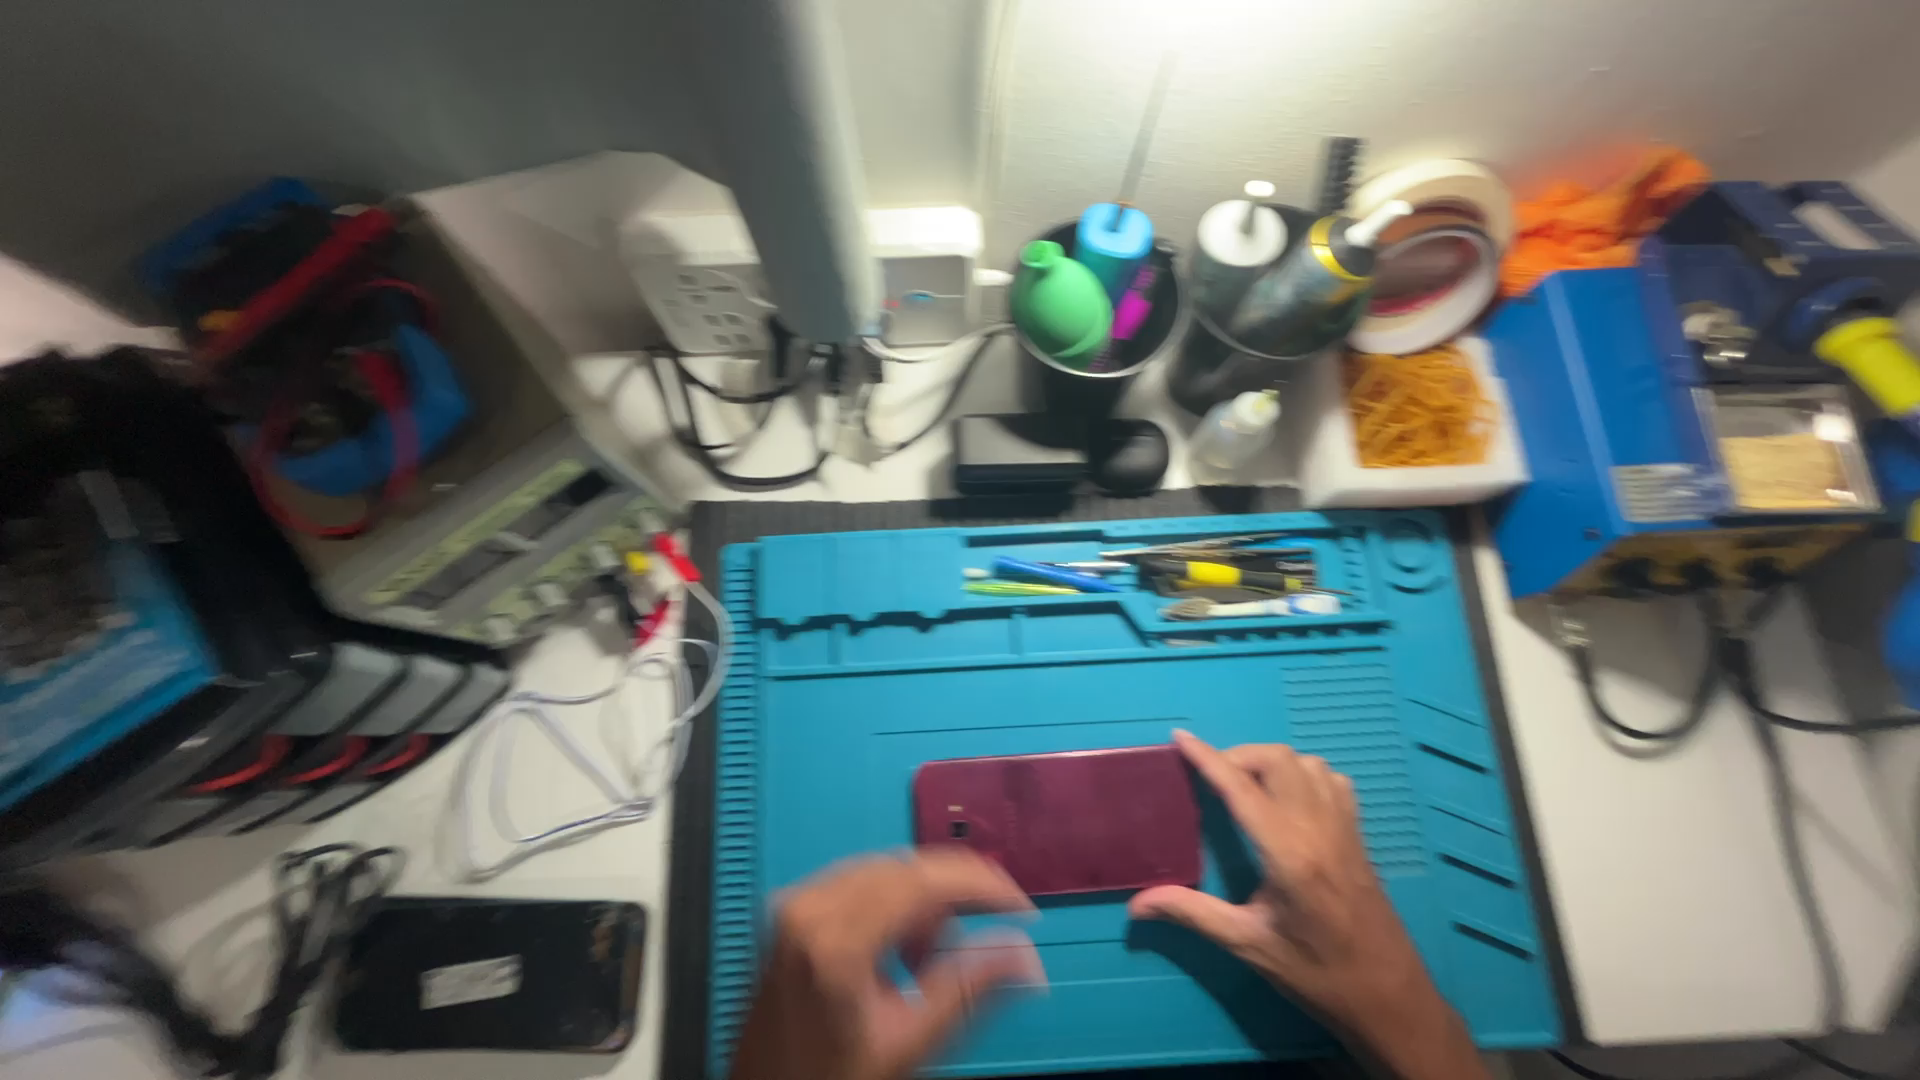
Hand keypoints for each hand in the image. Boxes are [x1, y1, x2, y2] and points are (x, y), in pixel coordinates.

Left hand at [729, 850, 1046, 1079]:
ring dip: (922, 905)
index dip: (982, 886)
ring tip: (927, 964)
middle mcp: (810, 907)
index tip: (1019, 908)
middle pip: (907, 868)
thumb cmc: (826, 1079)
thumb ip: (969, 990)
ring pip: (886, 871)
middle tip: (981, 942)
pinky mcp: (793, 907)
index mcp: (835, 941)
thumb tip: (1024, 957)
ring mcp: (796, 902)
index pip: (925, 880)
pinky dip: (890, 906)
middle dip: (953, 900)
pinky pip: (859, 882)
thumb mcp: (907, 1045)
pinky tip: (897, 952)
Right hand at [1130, 731, 1485, 1079]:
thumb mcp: (1248, 945)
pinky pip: (1331, 781)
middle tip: (1211, 777)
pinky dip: (1304, 775)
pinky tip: (1289, 799)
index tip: (1180, 738)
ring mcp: (1344, 828)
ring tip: (1246, 787)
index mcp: (1288, 853)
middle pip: (1278, 759)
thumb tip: (1137, 905)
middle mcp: (1318, 828)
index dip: (1207, 758)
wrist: (1391, 999)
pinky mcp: (1359, 835)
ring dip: (1271, 763)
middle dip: (1238, 756)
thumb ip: (1192, 913)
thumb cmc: (1317, 974)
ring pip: (1306, 763)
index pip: (1240, 788)